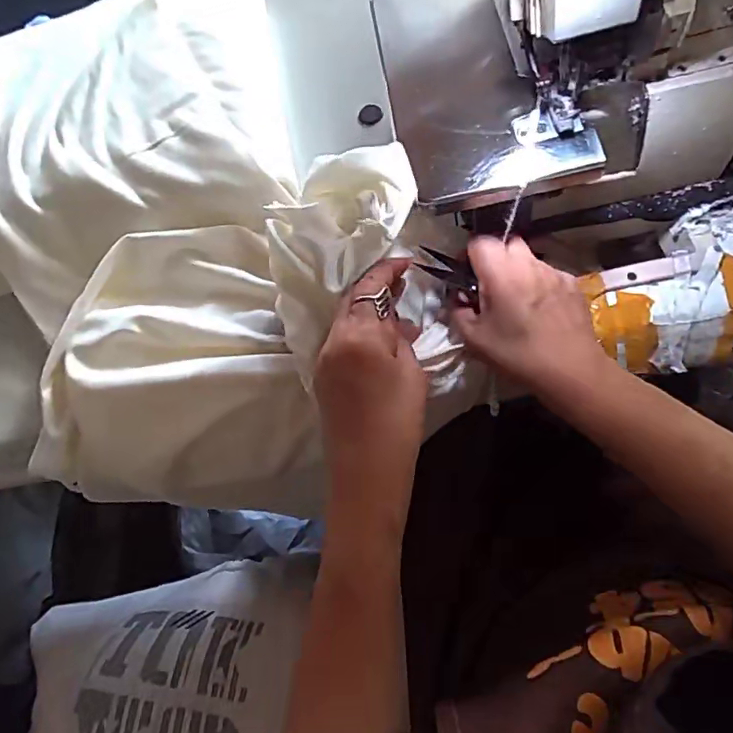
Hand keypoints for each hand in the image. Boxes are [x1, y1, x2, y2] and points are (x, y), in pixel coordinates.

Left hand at [315, 258, 429, 506]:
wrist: (366, 470)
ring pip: (344, 321)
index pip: (368, 287)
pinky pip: (340, 341)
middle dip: (375, 288)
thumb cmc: (397, 420)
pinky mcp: (321, 377)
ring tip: (396, 312)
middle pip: (350, 300)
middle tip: (403, 285)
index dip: (387, 270)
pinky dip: (359, 332)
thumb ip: (400, 339)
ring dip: (366, 311)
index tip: (406, 262)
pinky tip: (382, 341)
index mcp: (355, 334)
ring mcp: (322, 359)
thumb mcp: (411, 372)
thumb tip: (394, 323)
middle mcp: (331, 340)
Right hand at [446, 236, 612, 402]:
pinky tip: (541, 310)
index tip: (468, 277)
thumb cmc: (518, 354)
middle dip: (496, 259)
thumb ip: (458, 312)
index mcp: (501, 273)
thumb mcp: (474, 340)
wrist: (571, 370)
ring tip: (518, 302)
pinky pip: (549, 274)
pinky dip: (540, 285)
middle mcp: (529, 264)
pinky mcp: (573, 284)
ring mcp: (555, 272)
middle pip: (507, 244)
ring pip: (529, 259)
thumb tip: (457, 299)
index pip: (479, 242)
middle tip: (491, 287)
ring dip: (518, 272)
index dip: (469, 256)